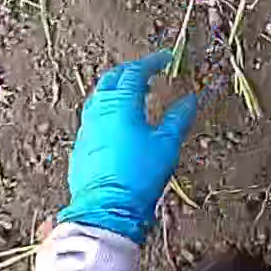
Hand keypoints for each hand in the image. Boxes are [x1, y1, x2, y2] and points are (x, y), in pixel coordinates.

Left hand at [59, 50, 197, 243]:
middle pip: (112, 79)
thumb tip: (190, 100)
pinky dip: (109, 110)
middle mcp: (99, 110)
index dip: (152, 62)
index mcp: (120, 103)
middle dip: (131, 71)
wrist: (105, 212)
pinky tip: (120, 123)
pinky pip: (94, 117)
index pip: (135, 72)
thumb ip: (178, 118)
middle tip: (148, 72)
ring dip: (118, 89)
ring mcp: (87, 128)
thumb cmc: (138, 176)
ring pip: (100, 97)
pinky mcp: (81, 146)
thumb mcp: (166, 145)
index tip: (166, 59)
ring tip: (136, 96)